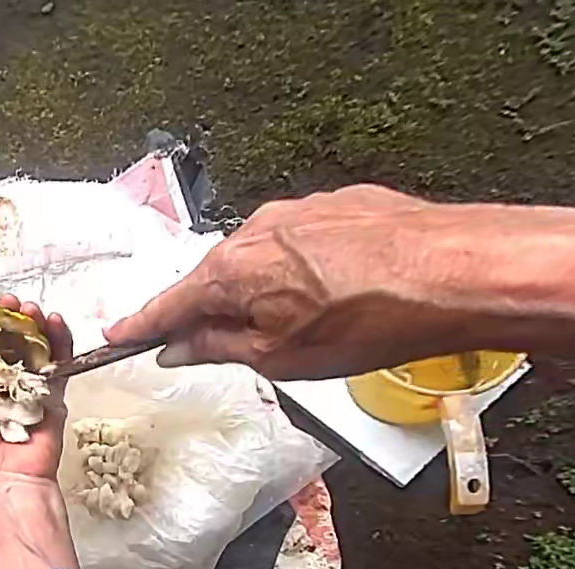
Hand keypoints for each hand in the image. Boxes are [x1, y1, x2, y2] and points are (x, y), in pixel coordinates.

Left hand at [0, 295, 80, 568]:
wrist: (3, 483)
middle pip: (5, 338)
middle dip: (5, 315)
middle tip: (5, 303)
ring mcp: (26, 389)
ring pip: (33, 344)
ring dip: (31, 320)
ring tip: (27, 309)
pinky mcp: (52, 396)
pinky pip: (58, 362)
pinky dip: (59, 338)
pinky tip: (51, 322)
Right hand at [105, 185, 574, 380]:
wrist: (459, 272)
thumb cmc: (363, 325)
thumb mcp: (277, 356)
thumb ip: (218, 347)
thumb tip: (176, 347)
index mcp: (232, 271)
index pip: (169, 304)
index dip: (140, 324)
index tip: (115, 335)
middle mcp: (255, 230)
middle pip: (209, 278)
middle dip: (200, 312)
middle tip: (199, 346)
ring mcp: (297, 212)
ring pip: (250, 261)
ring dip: (245, 294)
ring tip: (270, 327)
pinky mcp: (337, 205)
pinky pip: (287, 245)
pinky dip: (281, 274)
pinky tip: (311, 296)